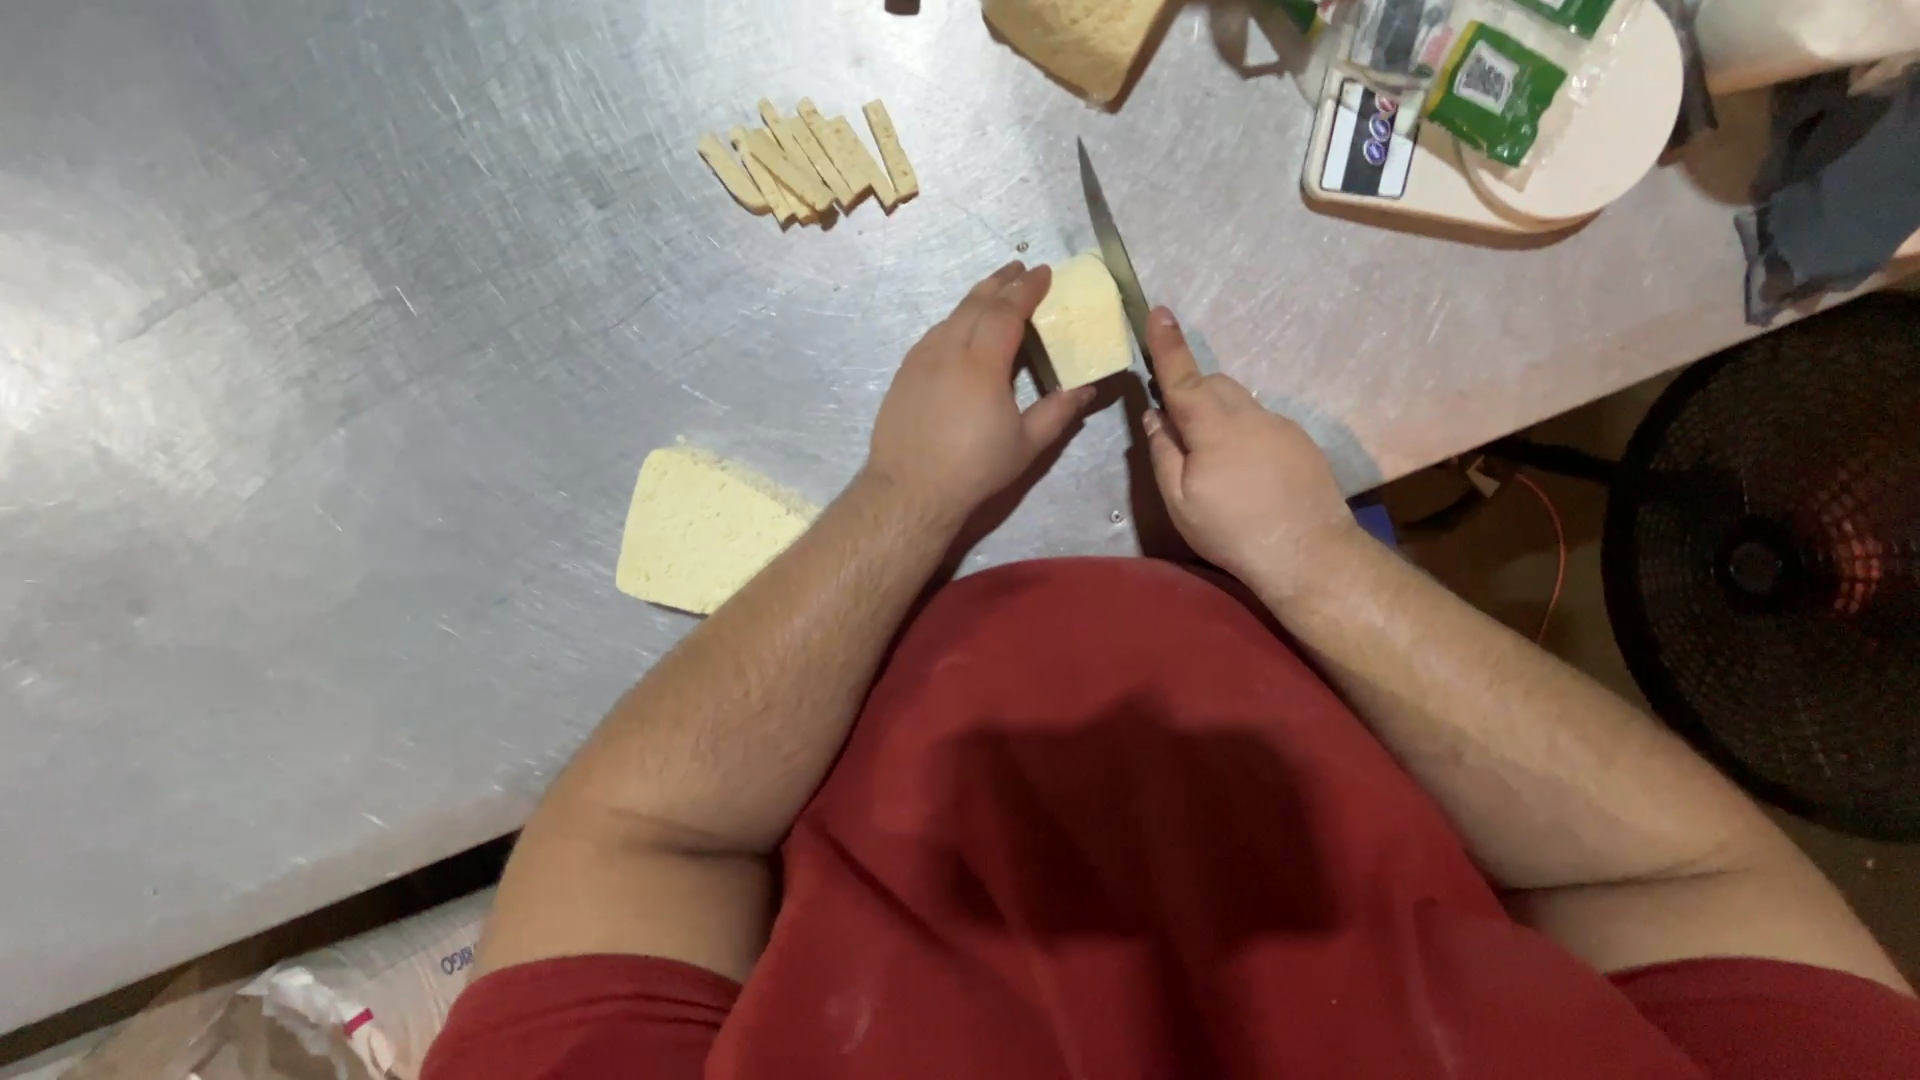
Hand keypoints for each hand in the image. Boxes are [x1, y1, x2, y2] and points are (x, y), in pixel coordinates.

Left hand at [866, 261, 1097, 525]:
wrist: (910, 490)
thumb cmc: (973, 470)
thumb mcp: (1026, 445)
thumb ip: (1058, 412)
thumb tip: (1087, 388)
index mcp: (982, 364)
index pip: (1007, 310)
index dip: (1027, 288)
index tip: (1043, 273)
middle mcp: (948, 351)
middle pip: (976, 303)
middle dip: (1001, 282)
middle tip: (1020, 269)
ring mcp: (920, 360)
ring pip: (951, 316)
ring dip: (975, 298)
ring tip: (993, 292)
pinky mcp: (903, 374)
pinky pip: (933, 334)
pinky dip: (953, 320)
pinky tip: (959, 327)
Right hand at [1142, 307, 1357, 592]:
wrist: (1307, 552)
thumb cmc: (1231, 531)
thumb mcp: (1179, 500)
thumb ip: (1163, 452)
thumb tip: (1155, 416)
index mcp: (1213, 428)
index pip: (1183, 377)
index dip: (1167, 345)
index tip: (1159, 311)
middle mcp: (1249, 415)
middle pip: (1214, 383)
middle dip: (1191, 391)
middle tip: (1177, 429)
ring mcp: (1280, 425)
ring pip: (1239, 402)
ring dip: (1218, 415)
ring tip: (1215, 463)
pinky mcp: (1301, 440)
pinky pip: (1262, 421)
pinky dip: (1244, 433)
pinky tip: (1247, 474)